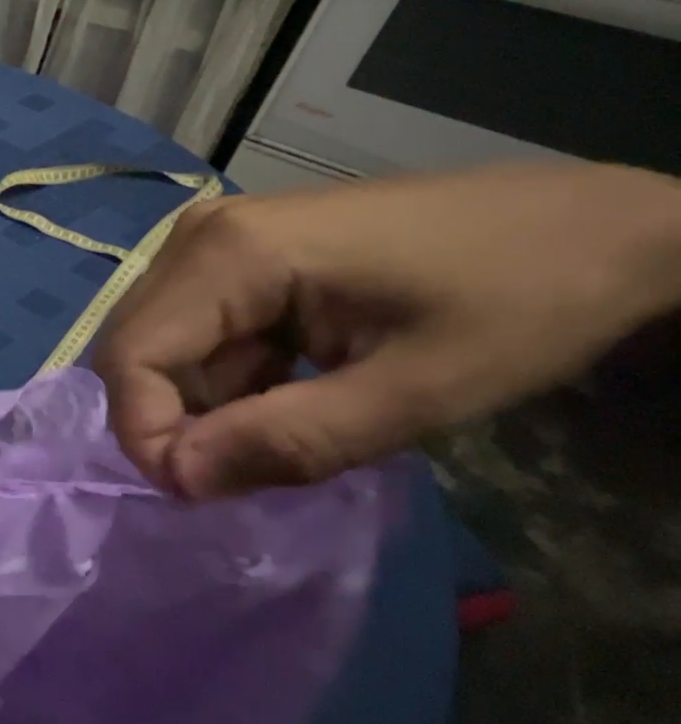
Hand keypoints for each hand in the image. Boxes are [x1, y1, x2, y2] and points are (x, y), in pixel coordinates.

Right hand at [94, 163, 680, 499]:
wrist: (592, 227)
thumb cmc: (518, 303)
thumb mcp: (416, 392)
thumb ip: (288, 440)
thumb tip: (177, 481)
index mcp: (229, 252)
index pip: (131, 356)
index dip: (150, 435)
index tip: (212, 496)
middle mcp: (196, 236)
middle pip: (138, 350)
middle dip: (180, 423)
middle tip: (266, 468)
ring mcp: (213, 240)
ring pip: (163, 346)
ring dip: (209, 405)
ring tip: (299, 426)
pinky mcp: (234, 254)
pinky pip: (195, 332)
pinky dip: (229, 380)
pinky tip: (294, 390)